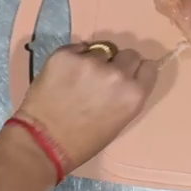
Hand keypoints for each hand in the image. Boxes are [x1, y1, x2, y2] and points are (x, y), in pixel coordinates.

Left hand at [14, 44, 158, 173]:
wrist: (43, 142)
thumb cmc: (83, 141)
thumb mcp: (119, 120)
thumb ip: (127, 95)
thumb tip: (128, 76)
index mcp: (133, 94)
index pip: (147, 66)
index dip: (136, 71)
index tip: (128, 75)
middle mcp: (116, 74)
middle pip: (129, 54)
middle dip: (119, 63)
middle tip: (104, 76)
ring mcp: (90, 62)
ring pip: (102, 50)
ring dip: (95, 60)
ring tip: (80, 78)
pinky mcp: (66, 54)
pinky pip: (78, 48)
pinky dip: (74, 58)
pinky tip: (65, 74)